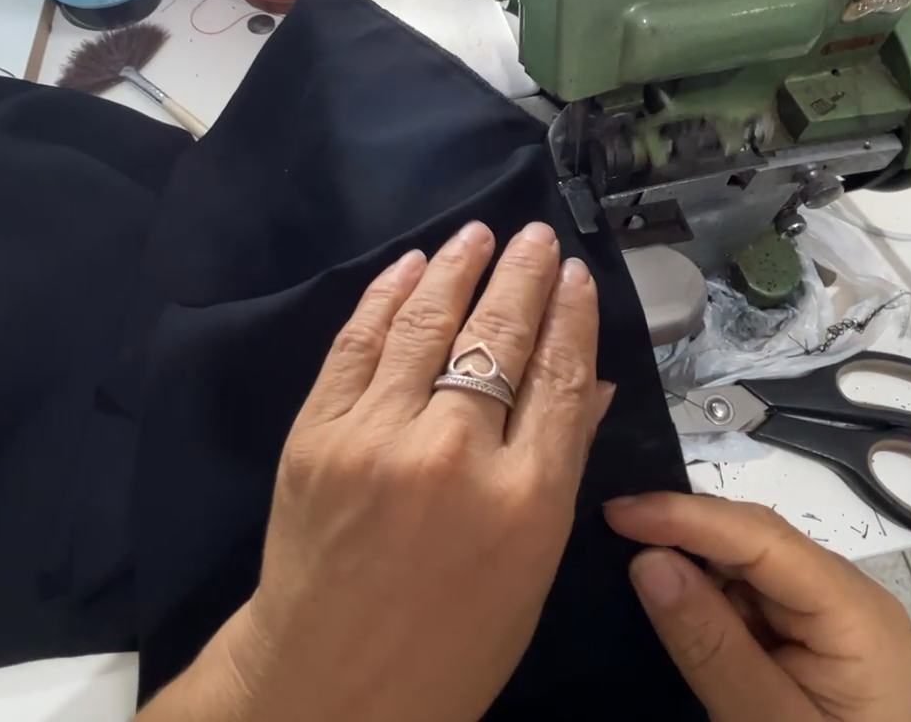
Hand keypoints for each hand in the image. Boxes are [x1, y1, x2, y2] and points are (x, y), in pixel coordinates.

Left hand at [141, 221, 616, 721]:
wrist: (326, 681)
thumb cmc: (449, 639)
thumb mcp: (531, 567)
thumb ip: (561, 464)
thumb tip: (592, 380)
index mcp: (523, 500)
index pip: (559, 377)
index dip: (572, 316)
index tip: (579, 276)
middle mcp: (452, 454)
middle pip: (499, 337)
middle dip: (524, 276)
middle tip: (538, 237)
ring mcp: (375, 436)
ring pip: (427, 323)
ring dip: (457, 268)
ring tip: (480, 233)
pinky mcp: (317, 430)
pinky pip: (357, 342)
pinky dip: (387, 295)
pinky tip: (411, 265)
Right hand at [605, 493, 910, 721]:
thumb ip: (709, 645)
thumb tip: (647, 559)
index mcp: (854, 613)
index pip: (763, 538)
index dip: (686, 516)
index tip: (616, 511)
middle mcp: (843, 595)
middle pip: (751, 538)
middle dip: (680, 529)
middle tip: (609, 525)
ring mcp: (822, 612)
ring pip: (738, 558)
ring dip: (682, 555)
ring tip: (622, 550)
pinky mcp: (798, 632)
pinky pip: (738, 589)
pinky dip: (695, 587)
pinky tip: (661, 587)